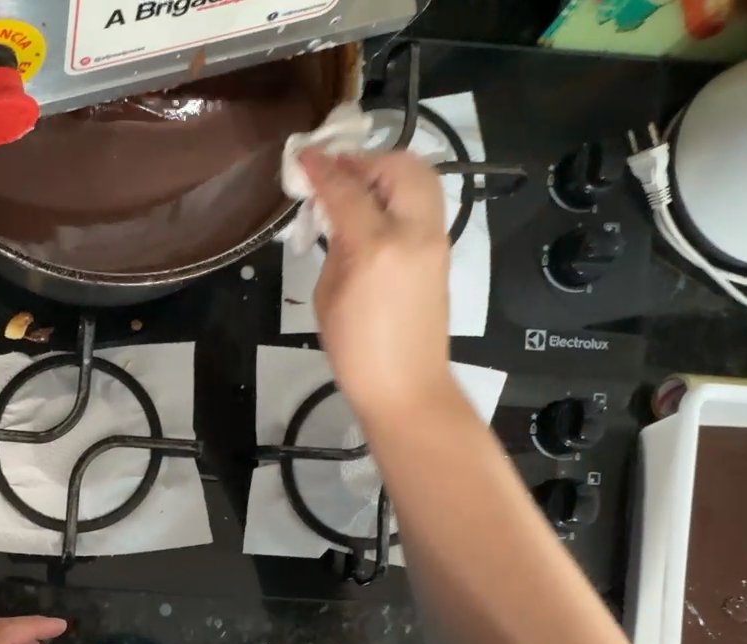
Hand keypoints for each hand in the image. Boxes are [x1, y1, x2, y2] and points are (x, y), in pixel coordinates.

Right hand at [301, 150, 452, 409]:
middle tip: (335, 173)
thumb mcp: (328, 295)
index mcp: (376, 246)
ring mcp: (435, 238)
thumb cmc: (354, 350)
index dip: (322, 170)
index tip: (303, 156)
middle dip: (364, 161)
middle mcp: (413, 231)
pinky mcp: (442, 250)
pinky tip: (374, 212)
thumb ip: (335, 246)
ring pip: (419, 178)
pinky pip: (423, 203)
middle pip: (397, 167)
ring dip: (386, 173)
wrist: (405, 384)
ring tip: (357, 189)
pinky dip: (398, 194)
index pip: (346, 190)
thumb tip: (338, 219)